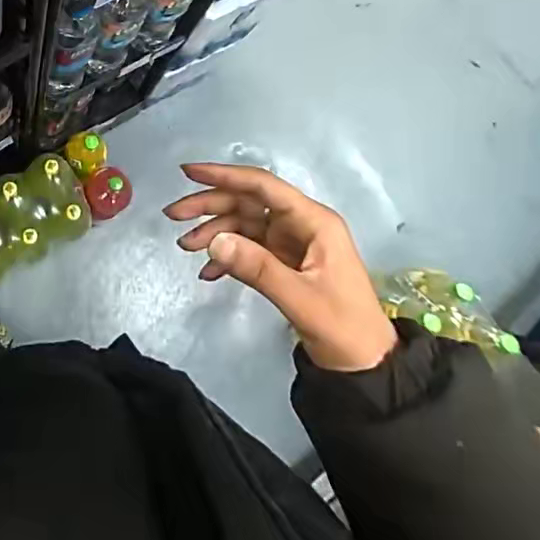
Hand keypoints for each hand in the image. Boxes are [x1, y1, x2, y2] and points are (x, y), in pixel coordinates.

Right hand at [164, 163, 397, 371]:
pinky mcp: (282, 261)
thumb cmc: (344, 328)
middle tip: (172, 214)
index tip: (189, 173)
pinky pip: (245, 248)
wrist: (367, 367)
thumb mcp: (301, 299)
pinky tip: (207, 272)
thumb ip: (257, 268)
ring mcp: (289, 242)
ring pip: (241, 223)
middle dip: (208, 205)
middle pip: (246, 202)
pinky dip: (224, 257)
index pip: (263, 187)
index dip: (225, 175)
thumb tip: (213, 240)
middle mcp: (299, 224)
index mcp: (313, 221)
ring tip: (183, 246)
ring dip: (211, 232)